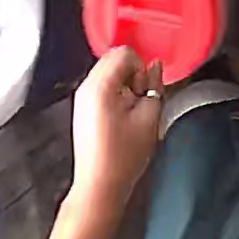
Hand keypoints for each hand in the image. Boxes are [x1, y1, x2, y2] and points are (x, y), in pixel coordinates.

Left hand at [68, 47, 163, 224]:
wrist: (100, 185)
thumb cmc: (123, 157)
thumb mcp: (150, 117)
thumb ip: (155, 85)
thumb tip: (156, 67)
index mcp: (101, 87)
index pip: (125, 53)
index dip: (141, 69)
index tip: (145, 91)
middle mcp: (86, 87)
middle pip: (114, 57)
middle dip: (132, 72)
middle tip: (140, 98)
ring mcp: (81, 97)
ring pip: (108, 70)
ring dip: (125, 82)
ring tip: (131, 109)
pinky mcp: (82, 107)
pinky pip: (102, 84)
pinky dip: (115, 90)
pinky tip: (122, 115)